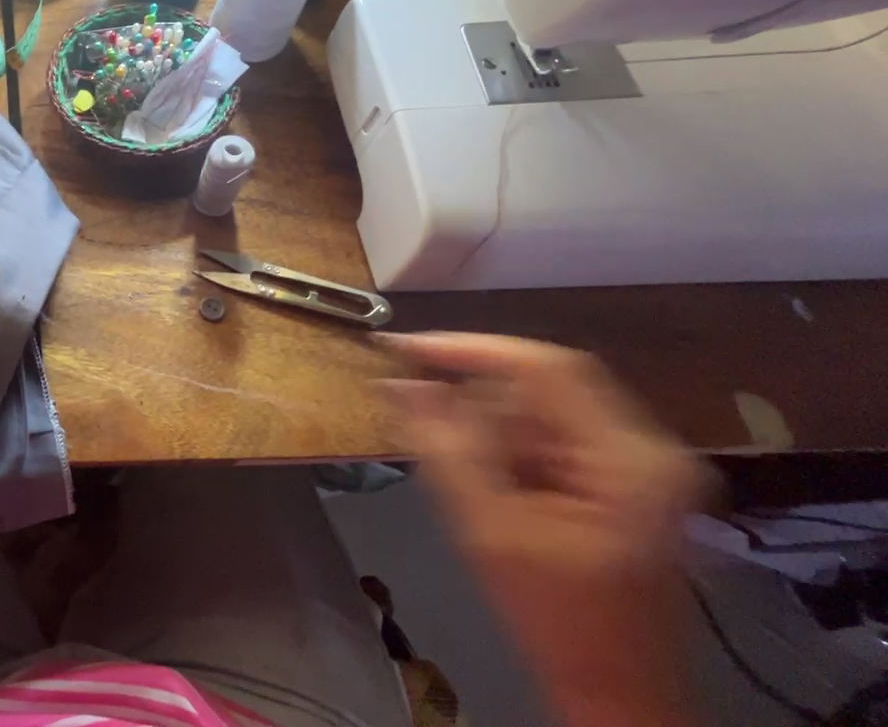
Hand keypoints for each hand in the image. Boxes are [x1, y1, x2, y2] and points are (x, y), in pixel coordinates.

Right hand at [378, 333, 707, 725]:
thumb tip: (397, 384)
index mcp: (626, 457)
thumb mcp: (487, 527)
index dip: (467, 349)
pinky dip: (502, 448)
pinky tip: (480, 480)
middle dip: (472, 399)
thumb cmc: (554, 617)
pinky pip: (545, 438)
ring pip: (537, 412)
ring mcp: (633, 465)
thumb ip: (442, 447)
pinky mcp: (616, 481)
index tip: (401, 348)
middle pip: (540, 389)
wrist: (613, 690)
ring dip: (484, 428)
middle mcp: (642, 449)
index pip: (543, 367)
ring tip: (452, 466)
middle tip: (413, 412)